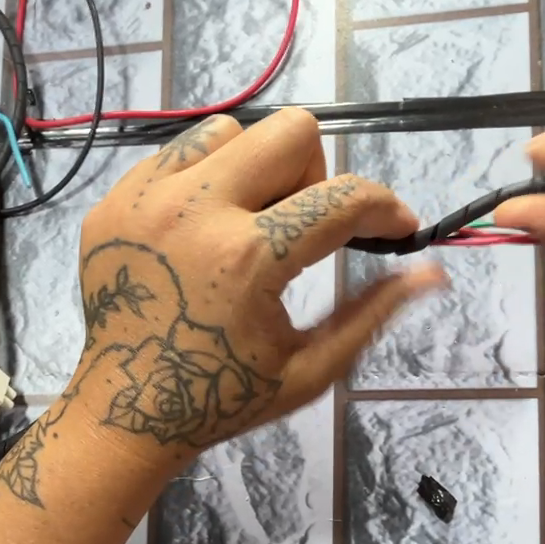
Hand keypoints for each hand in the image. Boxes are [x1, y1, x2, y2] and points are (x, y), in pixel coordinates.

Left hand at [65, 110, 440, 448]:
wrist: (126, 413)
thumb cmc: (220, 401)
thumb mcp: (306, 371)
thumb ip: (371, 316)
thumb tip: (432, 271)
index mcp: (247, 259)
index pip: (342, 198)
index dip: (384, 209)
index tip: (393, 228)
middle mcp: (194, 212)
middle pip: (291, 130)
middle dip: (317, 176)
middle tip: (303, 228)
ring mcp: (144, 203)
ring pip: (228, 131)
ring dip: (255, 168)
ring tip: (247, 225)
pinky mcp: (112, 206)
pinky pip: (174, 155)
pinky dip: (203, 181)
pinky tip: (202, 232)